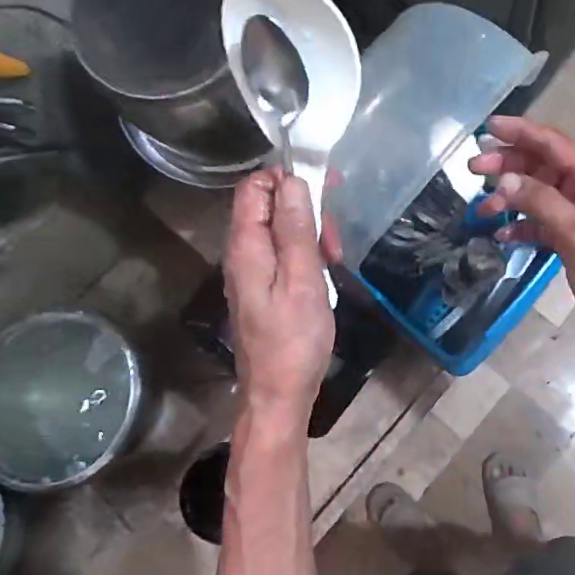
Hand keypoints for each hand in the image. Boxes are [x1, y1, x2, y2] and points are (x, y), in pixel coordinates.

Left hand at [224, 170, 333, 426]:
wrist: (279, 394)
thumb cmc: (295, 340)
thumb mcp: (302, 280)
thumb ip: (295, 229)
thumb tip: (291, 182)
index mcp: (246, 246)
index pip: (253, 187)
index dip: (286, 180)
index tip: (323, 191)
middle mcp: (241, 253)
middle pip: (267, 206)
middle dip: (304, 210)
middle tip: (332, 240)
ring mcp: (251, 272)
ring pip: (279, 231)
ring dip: (309, 235)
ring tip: (333, 260)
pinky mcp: (262, 288)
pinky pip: (282, 255)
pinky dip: (305, 256)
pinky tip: (323, 275)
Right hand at [470, 116, 574, 335]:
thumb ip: (539, 201)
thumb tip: (503, 181)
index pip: (552, 145)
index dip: (520, 132)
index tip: (488, 126)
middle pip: (539, 167)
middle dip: (507, 166)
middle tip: (474, 167)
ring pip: (535, 195)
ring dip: (508, 199)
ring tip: (482, 209)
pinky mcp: (568, 238)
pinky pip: (538, 223)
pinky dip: (519, 226)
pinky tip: (501, 234)